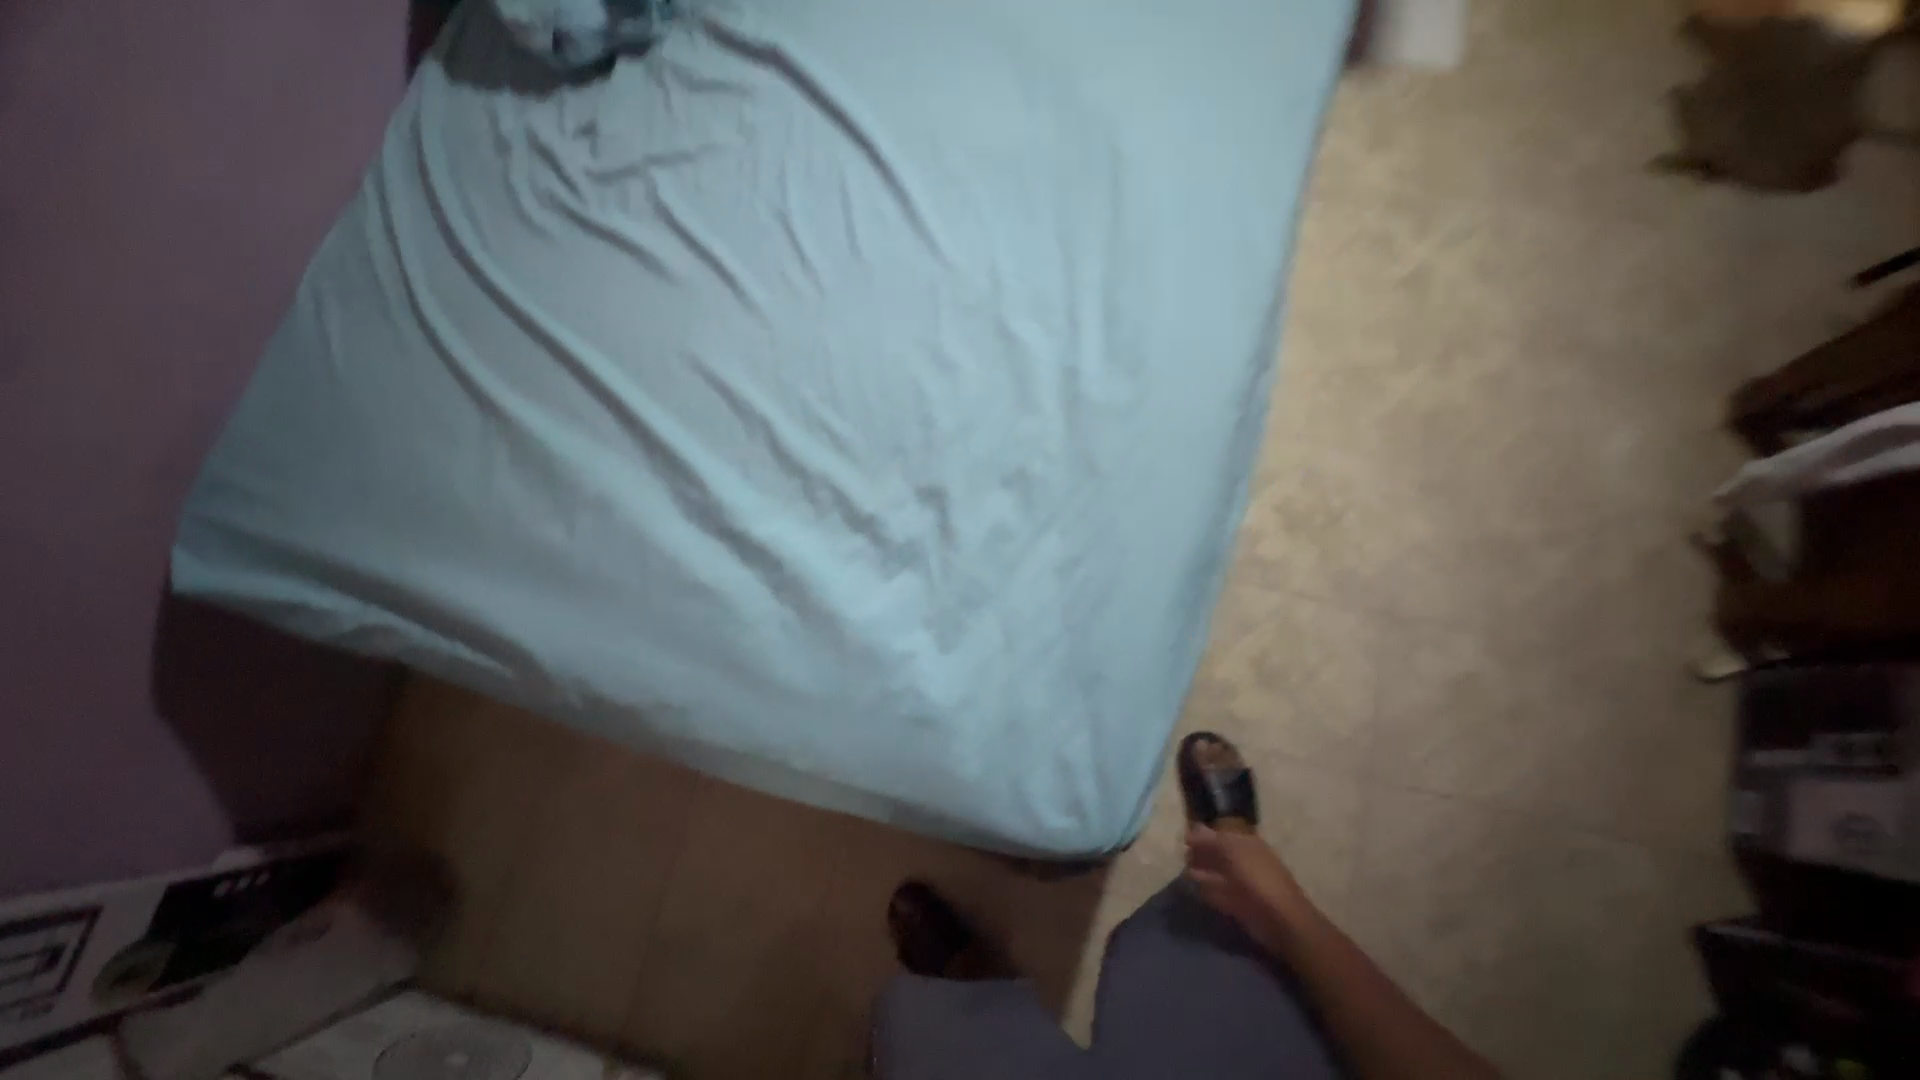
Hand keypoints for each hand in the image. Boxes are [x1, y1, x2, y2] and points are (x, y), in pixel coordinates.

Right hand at [1184, 824, 1310, 952]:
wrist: (1279, 918)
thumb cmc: (1257, 877)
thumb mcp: (1232, 850)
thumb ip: (1211, 839)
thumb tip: (1192, 829)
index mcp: (1246, 843)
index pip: (1220, 834)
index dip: (1203, 835)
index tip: (1184, 840)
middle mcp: (1243, 860)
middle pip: (1217, 854)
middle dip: (1200, 854)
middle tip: (1184, 857)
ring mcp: (1241, 883)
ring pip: (1216, 873)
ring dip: (1202, 872)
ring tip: (1186, 872)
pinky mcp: (1237, 904)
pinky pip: (1218, 893)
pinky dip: (1207, 890)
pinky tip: (1195, 888)